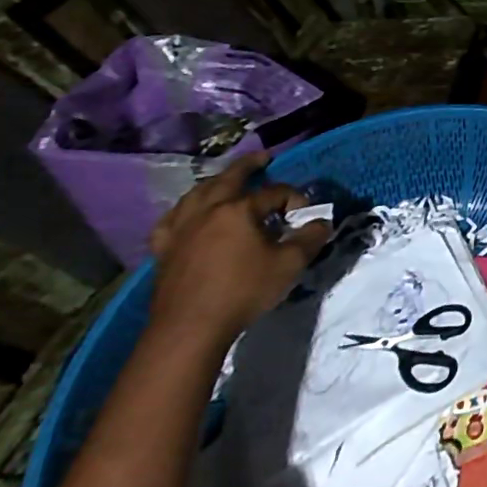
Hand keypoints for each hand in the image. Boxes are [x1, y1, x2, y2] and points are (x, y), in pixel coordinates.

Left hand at [147, 152, 330, 341]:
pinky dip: (183, 210)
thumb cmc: (243, 292)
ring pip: (197, 194)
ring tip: (226, 180)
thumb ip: (311, 238)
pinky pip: (172, 220)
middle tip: (263, 157)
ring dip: (215, 182)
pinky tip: (187, 213)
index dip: (295, 198)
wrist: (189, 328)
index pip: (274, 192)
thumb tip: (323, 222)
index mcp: (239, 210)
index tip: (306, 215)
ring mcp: (181, 228)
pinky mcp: (164, 249)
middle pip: (230, 178)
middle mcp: (208, 210)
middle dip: (249, 166)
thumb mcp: (290, 264)